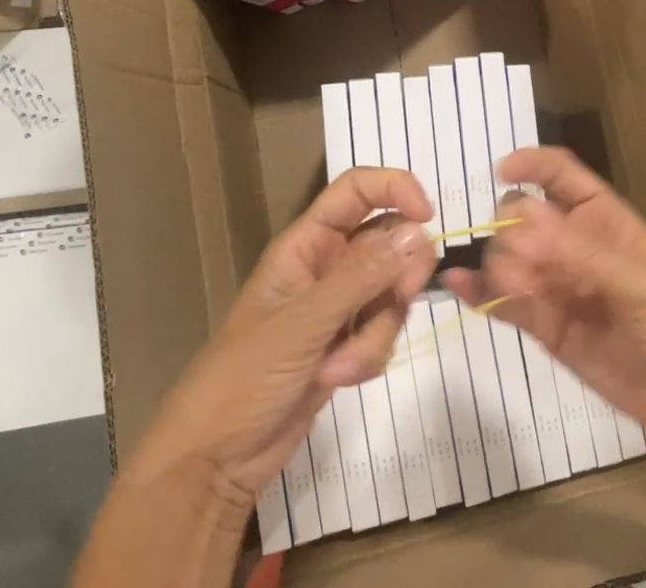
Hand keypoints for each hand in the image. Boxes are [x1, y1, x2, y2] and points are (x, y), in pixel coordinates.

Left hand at [134, 168, 438, 513]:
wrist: (218, 456)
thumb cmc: (244, 376)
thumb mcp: (303, 323)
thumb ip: (362, 278)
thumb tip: (419, 233)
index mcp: (305, 245)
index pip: (357, 191)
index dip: (394, 188)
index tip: (427, 216)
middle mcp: (327, 267)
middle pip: (389, 242)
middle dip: (401, 273)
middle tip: (399, 298)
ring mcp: (339, 308)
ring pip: (392, 294)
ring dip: (377, 332)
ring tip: (341, 366)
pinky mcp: (348, 345)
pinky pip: (384, 333)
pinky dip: (371, 355)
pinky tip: (341, 379)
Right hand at [442, 146, 645, 443]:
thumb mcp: (639, 283)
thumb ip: (580, 252)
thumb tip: (520, 218)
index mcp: (604, 219)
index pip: (561, 174)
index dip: (532, 164)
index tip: (501, 170)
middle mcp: (573, 244)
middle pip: (523, 215)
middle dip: (511, 228)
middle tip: (520, 259)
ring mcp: (555, 284)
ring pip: (508, 257)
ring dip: (497, 264)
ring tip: (512, 289)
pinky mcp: (543, 323)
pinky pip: (503, 299)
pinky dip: (479, 291)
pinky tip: (458, 285)